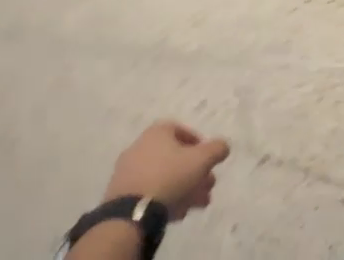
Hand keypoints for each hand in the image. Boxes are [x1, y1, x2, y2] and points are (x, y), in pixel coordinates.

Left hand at [102, 121, 231, 217]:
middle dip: (195, 172)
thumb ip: (217, 149)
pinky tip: (177, 212)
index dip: (199, 145)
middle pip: (174, 157)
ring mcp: (128, 170)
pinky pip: (149, 190)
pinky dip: (165, 197)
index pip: (182, 130)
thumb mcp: (202, 160)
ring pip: (163, 175)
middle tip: (207, 186)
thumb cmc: (169, 177)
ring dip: (183, 187)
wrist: (131, 212)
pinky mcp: (120, 193)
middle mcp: (140, 146)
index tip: (208, 161)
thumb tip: (223, 146)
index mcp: (157, 132)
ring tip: (197, 203)